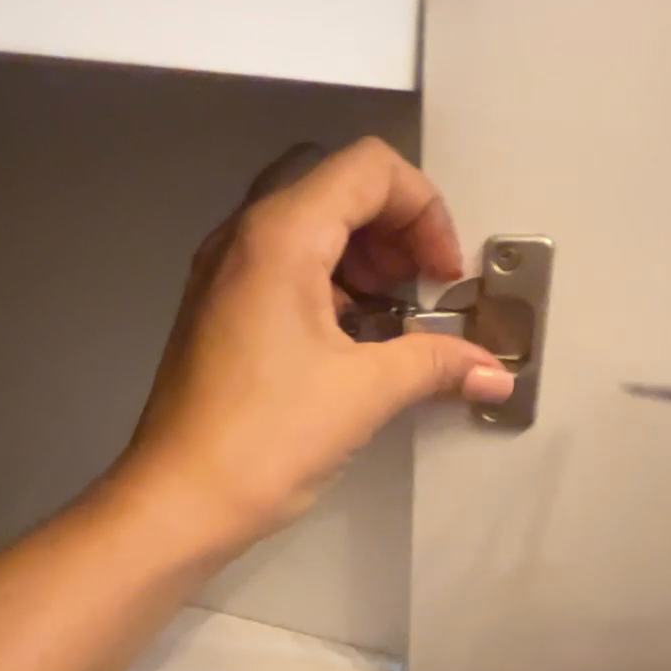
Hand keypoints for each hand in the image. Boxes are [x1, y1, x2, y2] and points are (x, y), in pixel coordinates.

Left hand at [115, 137, 511, 549]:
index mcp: (279, 236)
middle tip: (420, 289)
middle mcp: (242, 238)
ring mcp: (221, 274)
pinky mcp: (216, 311)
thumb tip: (494, 372)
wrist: (177, 502)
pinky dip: (326, 285)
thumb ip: (436, 365)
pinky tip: (349, 341)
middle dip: (394, 230)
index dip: (426, 211)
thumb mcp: (364, 393)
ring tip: (389, 318)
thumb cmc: (265, 440)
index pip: (369, 169)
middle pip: (336, 188)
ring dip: (361, 258)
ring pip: (306, 227)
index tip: (443, 276)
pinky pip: (280, 268)